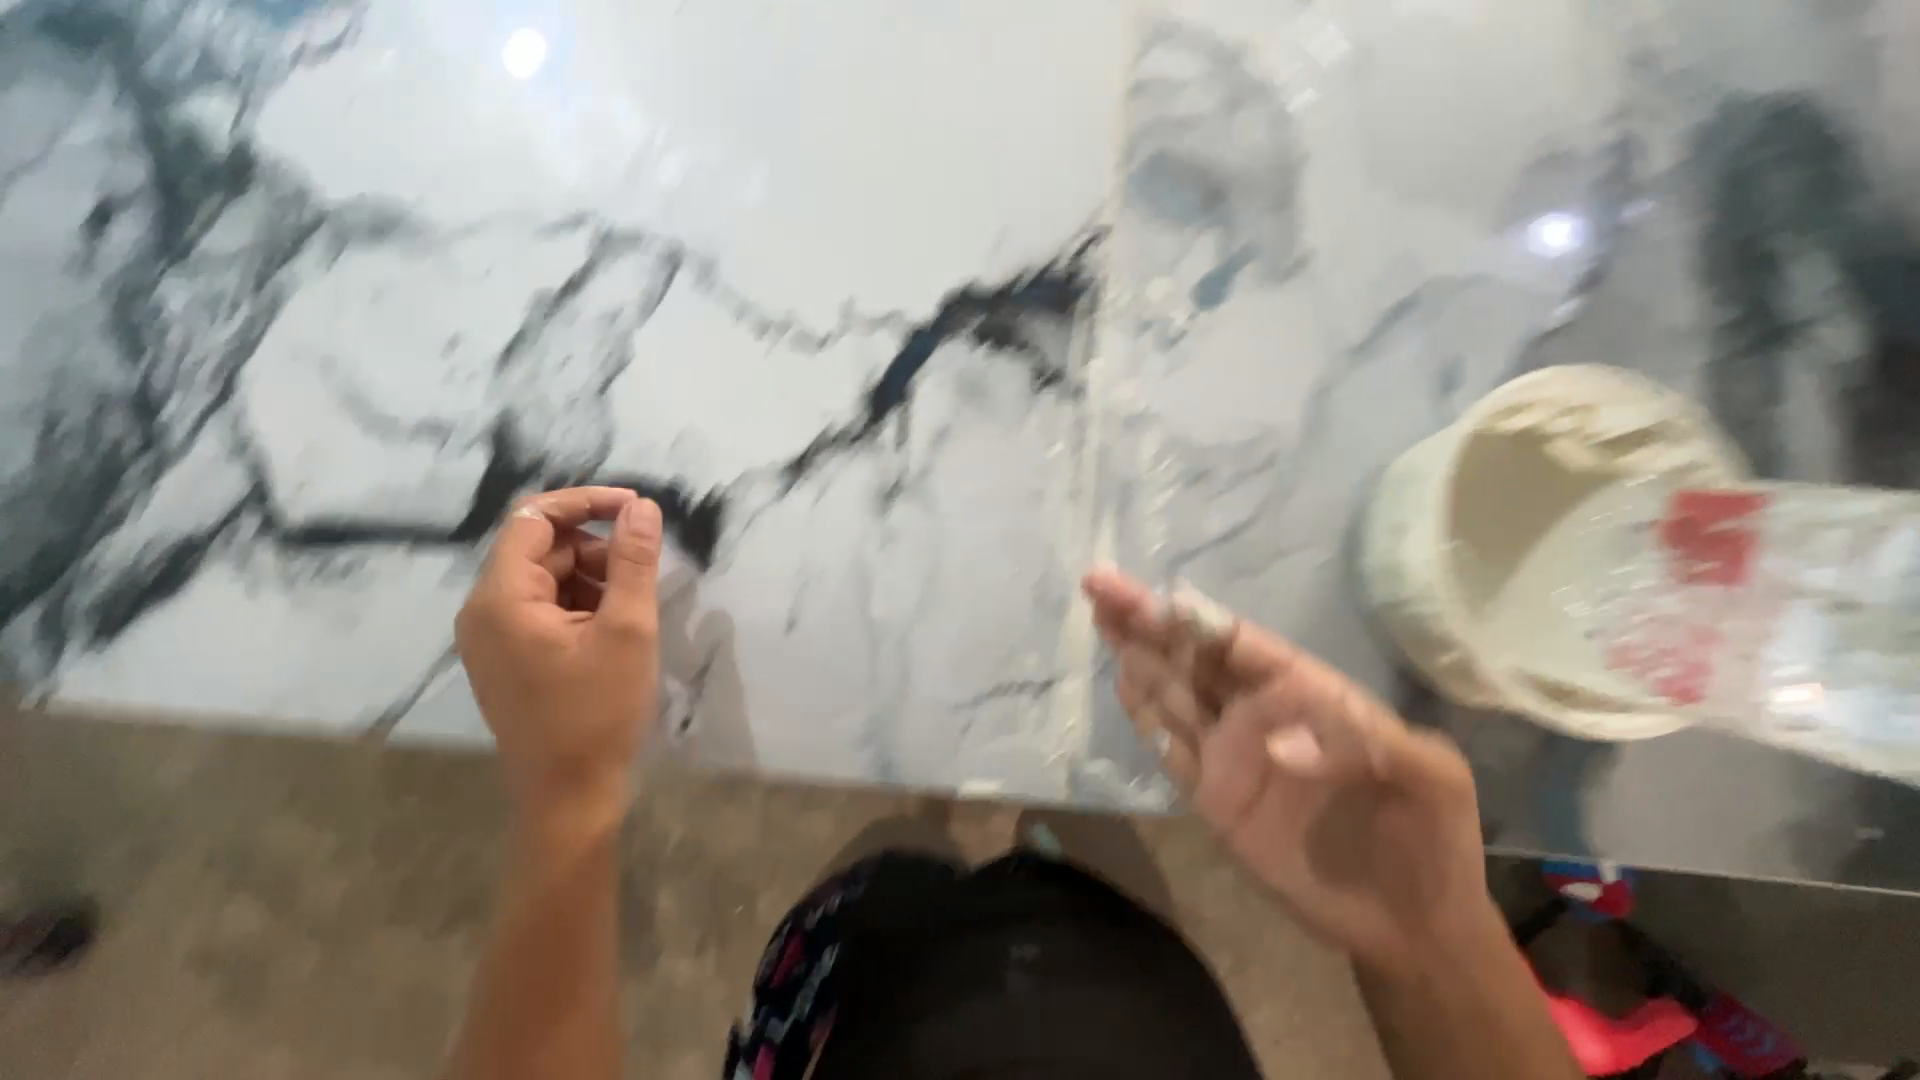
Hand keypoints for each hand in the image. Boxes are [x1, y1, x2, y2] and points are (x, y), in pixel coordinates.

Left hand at [456, 487, 663, 832]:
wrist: (569, 795)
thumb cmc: (598, 711)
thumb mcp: (628, 629)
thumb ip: (633, 561)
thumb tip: (640, 507)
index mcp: (500, 598)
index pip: (534, 518)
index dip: (586, 503)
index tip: (637, 509)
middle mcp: (483, 611)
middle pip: (540, 548)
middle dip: (595, 549)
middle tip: (643, 577)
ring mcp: (491, 638)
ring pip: (545, 580)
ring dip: (591, 579)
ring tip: (631, 614)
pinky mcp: (507, 659)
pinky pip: (542, 610)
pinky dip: (580, 606)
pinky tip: (613, 633)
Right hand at [1083, 567, 1500, 978]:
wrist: (1409, 922)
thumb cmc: (1431, 837)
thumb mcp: (1430, 777)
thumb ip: (1366, 745)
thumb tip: (1276, 743)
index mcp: (1310, 693)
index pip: (1244, 646)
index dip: (1200, 621)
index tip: (1158, 600)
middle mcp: (1259, 712)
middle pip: (1194, 656)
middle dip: (1148, 619)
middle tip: (1100, 583)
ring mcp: (1231, 754)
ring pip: (1173, 692)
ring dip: (1137, 654)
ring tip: (1102, 617)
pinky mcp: (1212, 795)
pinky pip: (1170, 747)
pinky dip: (1144, 716)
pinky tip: (1122, 682)